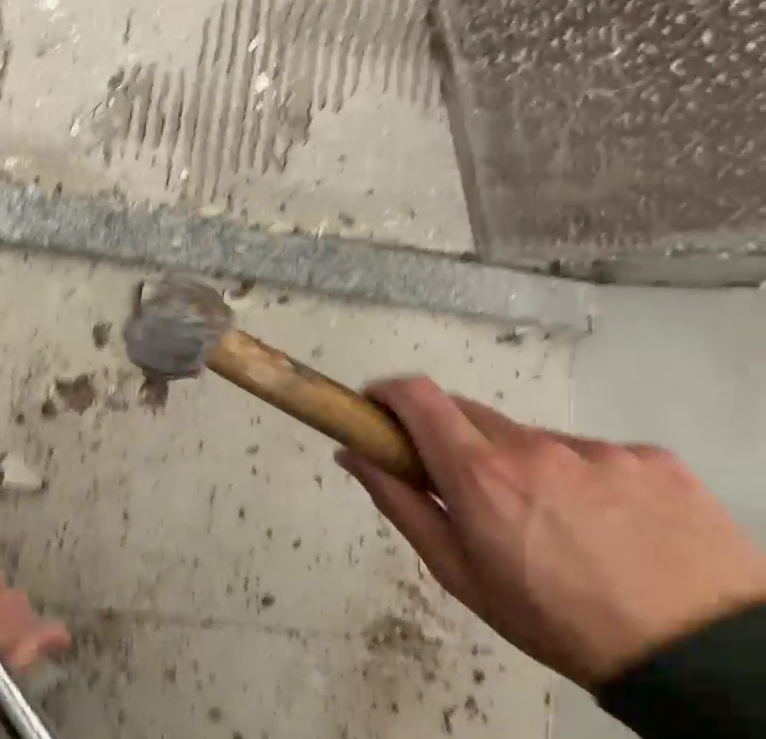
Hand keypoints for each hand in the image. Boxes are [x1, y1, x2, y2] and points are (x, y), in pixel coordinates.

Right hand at [339, 376, 765, 687]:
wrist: (703, 661)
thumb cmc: (559, 623)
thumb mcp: (459, 573)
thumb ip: (399, 503)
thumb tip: (353, 454)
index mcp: (477, 472)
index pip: (415, 395)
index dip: (387, 394)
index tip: (378, 410)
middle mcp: (533, 447)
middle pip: (471, 415)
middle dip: (455, 441)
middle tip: (469, 491)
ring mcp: (600, 451)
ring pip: (535, 439)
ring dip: (525, 465)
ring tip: (556, 524)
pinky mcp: (656, 461)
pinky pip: (598, 456)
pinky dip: (587, 479)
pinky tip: (609, 526)